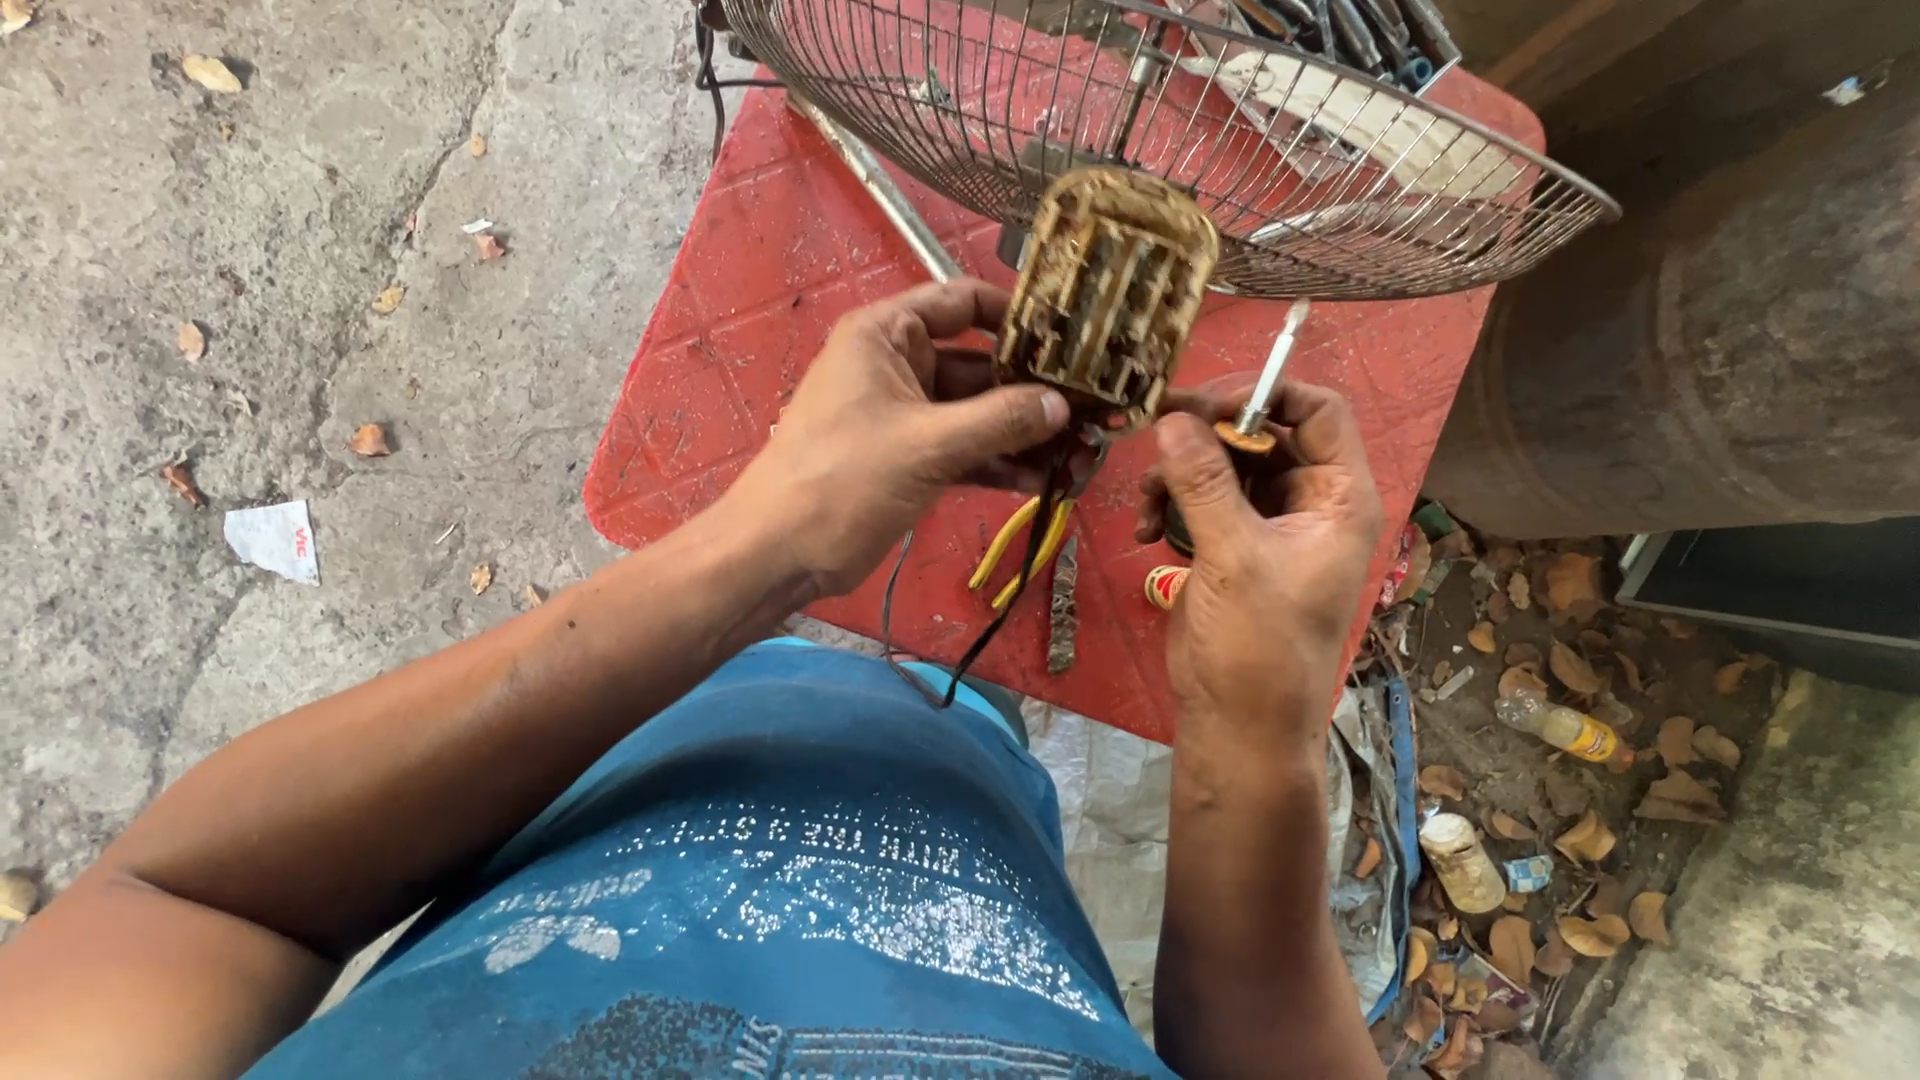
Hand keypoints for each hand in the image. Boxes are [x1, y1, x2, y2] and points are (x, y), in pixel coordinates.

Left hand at [720, 279, 1071, 597]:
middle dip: (1035, 393)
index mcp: (888, 335)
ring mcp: (907, 416)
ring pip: (979, 415)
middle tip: (1094, 412)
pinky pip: (967, 451)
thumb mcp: (927, 444)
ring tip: (1083, 457)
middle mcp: (900, 366)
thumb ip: (999, 420)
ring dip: (1026, 436)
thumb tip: (1062, 405)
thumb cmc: (843, 478)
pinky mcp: (912, 460)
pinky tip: (1047, 481)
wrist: (781, 551)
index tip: (1072, 335)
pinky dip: (1001, 465)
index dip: (1018, 315)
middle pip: (981, 366)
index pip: (962, 302)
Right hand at [1135, 383, 1384, 754]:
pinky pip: (1200, 499)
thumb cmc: (1257, 644)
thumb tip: (1172, 419)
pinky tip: (1145, 532)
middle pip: (1261, 435)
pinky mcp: (1230, 544)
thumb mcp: (1233, 556)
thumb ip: (1203, 482)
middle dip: (1205, 436)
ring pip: (1222, 466)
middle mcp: (1308, 501)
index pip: (1317, 412)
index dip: (1264, 396)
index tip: (1203, 403)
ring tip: (1145, 504)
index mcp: (1337, 497)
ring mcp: (1266, 523)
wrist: (1237, 720)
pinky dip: (1170, 506)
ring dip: (1178, 475)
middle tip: (1153, 431)